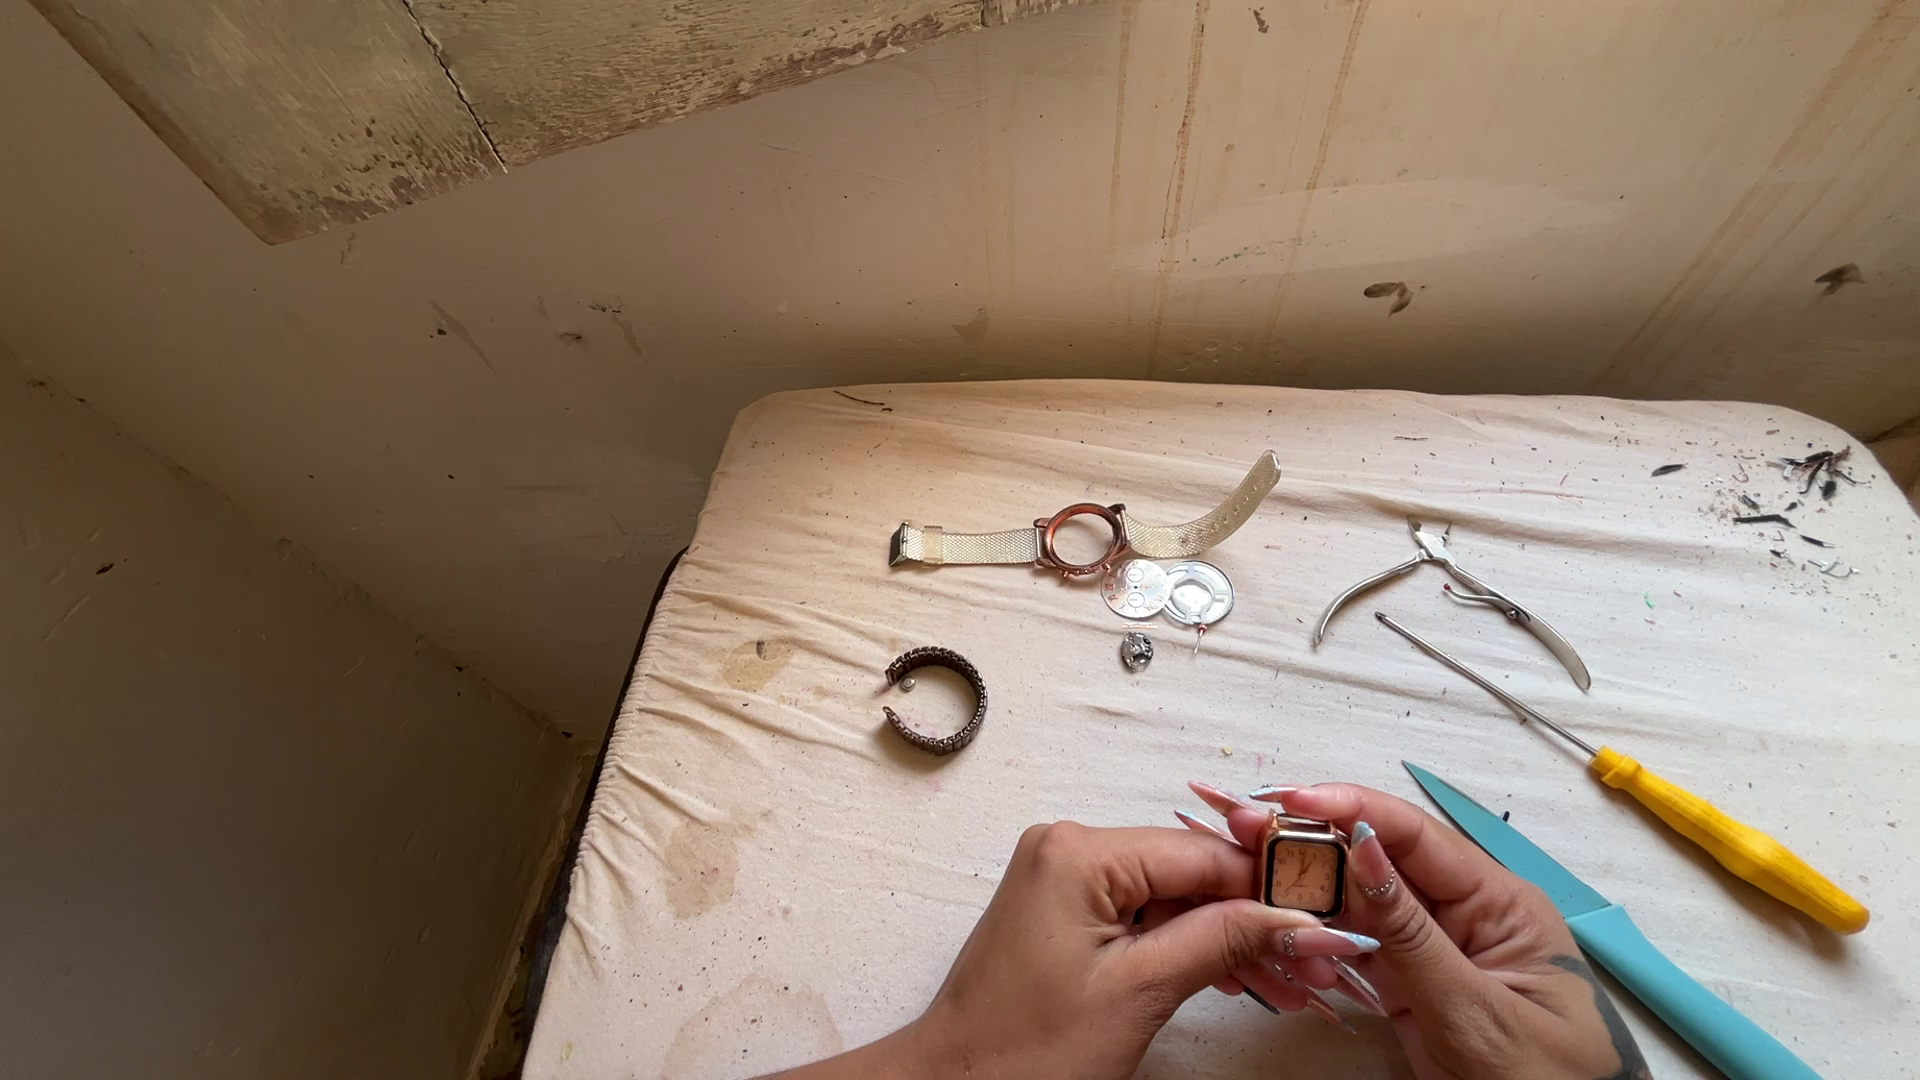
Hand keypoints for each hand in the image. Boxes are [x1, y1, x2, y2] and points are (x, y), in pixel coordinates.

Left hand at [768, 821, 1374, 1079]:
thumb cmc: (1035, 1046)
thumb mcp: (1139, 992)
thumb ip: (1218, 940)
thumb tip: (1293, 916)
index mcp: (1080, 851)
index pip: (1195, 853)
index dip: (1264, 885)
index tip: (1324, 917)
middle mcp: (1070, 843)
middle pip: (1182, 869)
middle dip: (1247, 917)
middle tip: (1313, 966)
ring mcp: (1063, 870)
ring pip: (1165, 891)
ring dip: (1220, 934)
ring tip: (1285, 981)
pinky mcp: (1063, 900)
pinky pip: (1137, 907)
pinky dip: (1180, 938)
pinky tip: (1229, 972)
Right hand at [1195, 782, 1650, 1079]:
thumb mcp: (1473, 1011)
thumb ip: (1410, 930)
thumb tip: (1360, 844)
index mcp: (1497, 899)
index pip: (1414, 833)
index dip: (1349, 806)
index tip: (1289, 797)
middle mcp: (1459, 905)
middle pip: (1374, 853)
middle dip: (1310, 836)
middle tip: (1245, 823)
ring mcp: (1427, 937)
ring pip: (1353, 892)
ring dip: (1302, 879)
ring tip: (1245, 859)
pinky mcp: (1403, 969)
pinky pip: (1350, 933)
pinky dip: (1313, 925)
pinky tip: (1274, 912)